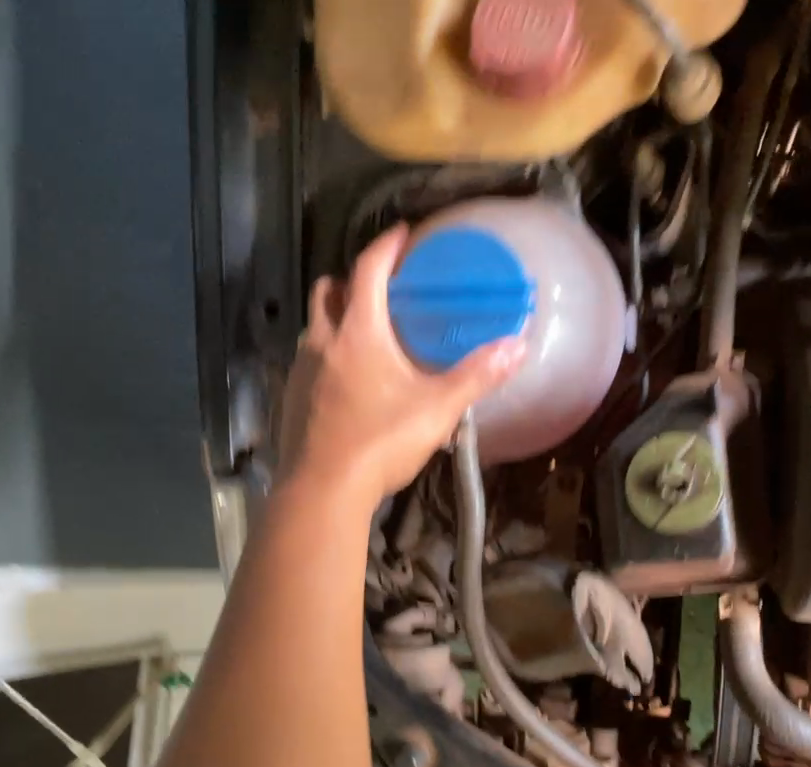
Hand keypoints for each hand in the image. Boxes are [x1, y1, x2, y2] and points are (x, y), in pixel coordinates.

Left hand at [280, 224, 526, 504]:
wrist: (324, 489)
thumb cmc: (381, 440)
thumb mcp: (438, 409)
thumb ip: (477, 376)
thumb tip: (518, 345)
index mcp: (358, 332)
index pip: (368, 269)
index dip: (386, 247)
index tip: (403, 234)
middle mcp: (323, 341)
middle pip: (329, 290)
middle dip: (351, 280)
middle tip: (380, 289)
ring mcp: (301, 371)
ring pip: (315, 327)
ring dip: (336, 320)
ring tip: (366, 336)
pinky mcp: (292, 400)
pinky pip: (309, 362)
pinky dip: (327, 357)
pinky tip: (348, 382)